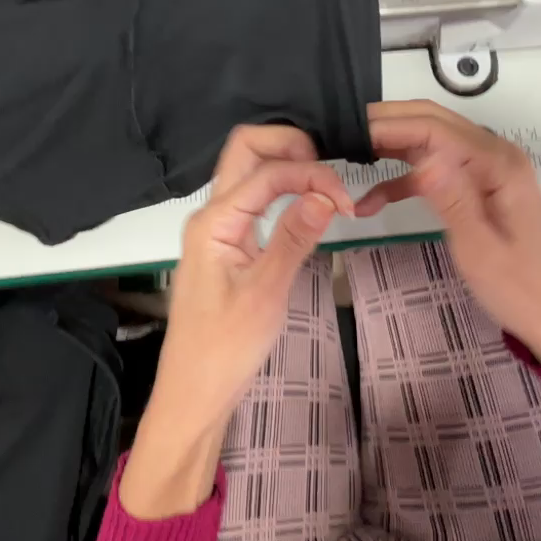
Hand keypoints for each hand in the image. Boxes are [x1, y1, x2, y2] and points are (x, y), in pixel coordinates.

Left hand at [120, 125, 351, 518]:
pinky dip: (283, 188)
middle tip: (330, 175)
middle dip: (291, 146)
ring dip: (288, 164)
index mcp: (214, 220)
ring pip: (250, 170)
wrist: (194, 394)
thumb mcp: (266, 293)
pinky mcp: (229, 242)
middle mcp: (212, 213)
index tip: (346, 203)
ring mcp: (219, 226)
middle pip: (247, 150)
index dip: (311, 175)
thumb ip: (295, 238)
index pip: (268, 172)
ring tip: (326, 186)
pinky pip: (255, 197)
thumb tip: (325, 194)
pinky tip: (307, 204)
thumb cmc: (225, 348)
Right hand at [363, 100, 540, 367]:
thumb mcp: (480, 250)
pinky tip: (370, 200)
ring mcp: (485, 168)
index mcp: (498, 163)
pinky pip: (434, 168)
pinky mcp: (476, 185)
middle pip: (431, 121)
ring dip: (390, 146)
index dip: (388, 125)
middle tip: (338, 134)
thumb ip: (450, 200)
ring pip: (429, 139)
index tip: (345, 131)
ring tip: (346, 154)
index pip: (434, 127)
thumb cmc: (520, 289)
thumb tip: (422, 159)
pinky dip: (403, 179)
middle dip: (385, 124)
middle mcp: (493, 154)